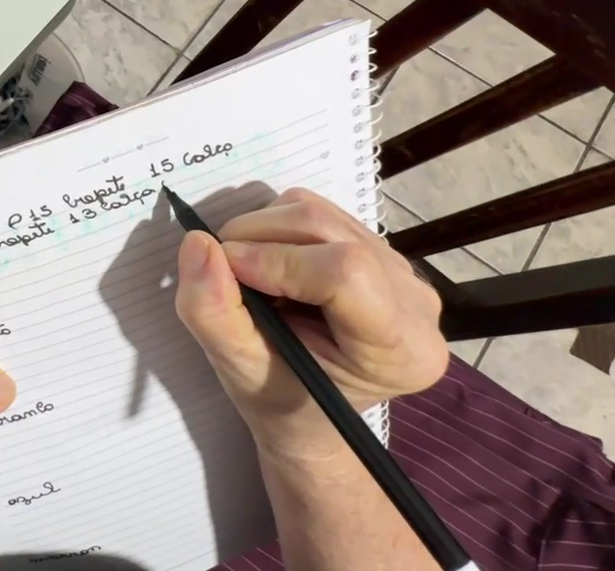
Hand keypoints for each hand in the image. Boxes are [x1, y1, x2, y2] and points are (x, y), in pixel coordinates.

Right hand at [174, 188, 448, 458]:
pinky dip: (275, 226)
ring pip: (315, 212)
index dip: (273, 260)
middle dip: (254, 237)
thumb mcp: (234, 366)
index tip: (227, 274)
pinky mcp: (376, 246)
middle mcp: (416, 302)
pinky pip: (316, 209)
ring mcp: (400, 269)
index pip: (344, 272)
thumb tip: (198, 242)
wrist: (304, 406)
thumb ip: (211, 310)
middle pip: (323, 229)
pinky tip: (275, 264)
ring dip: (261, 230)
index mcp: (400, 348)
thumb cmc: (276, 395)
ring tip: (253, 275)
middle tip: (226, 273)